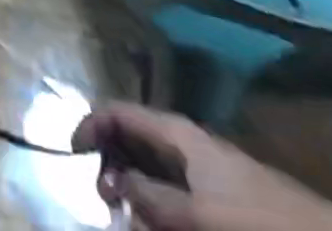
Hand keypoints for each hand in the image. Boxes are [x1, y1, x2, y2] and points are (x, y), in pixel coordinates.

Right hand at [73, 103, 331, 230]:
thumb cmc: (259, 225)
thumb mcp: (194, 214)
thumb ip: (148, 195)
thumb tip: (118, 180)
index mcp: (181, 135)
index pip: (118, 111)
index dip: (89, 125)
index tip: (72, 153)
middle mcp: (194, 145)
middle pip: (137, 141)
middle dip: (115, 166)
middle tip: (106, 199)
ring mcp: (218, 173)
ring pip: (161, 171)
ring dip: (141, 192)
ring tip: (137, 220)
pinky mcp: (238, 200)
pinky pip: (187, 194)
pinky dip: (168, 206)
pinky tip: (170, 225)